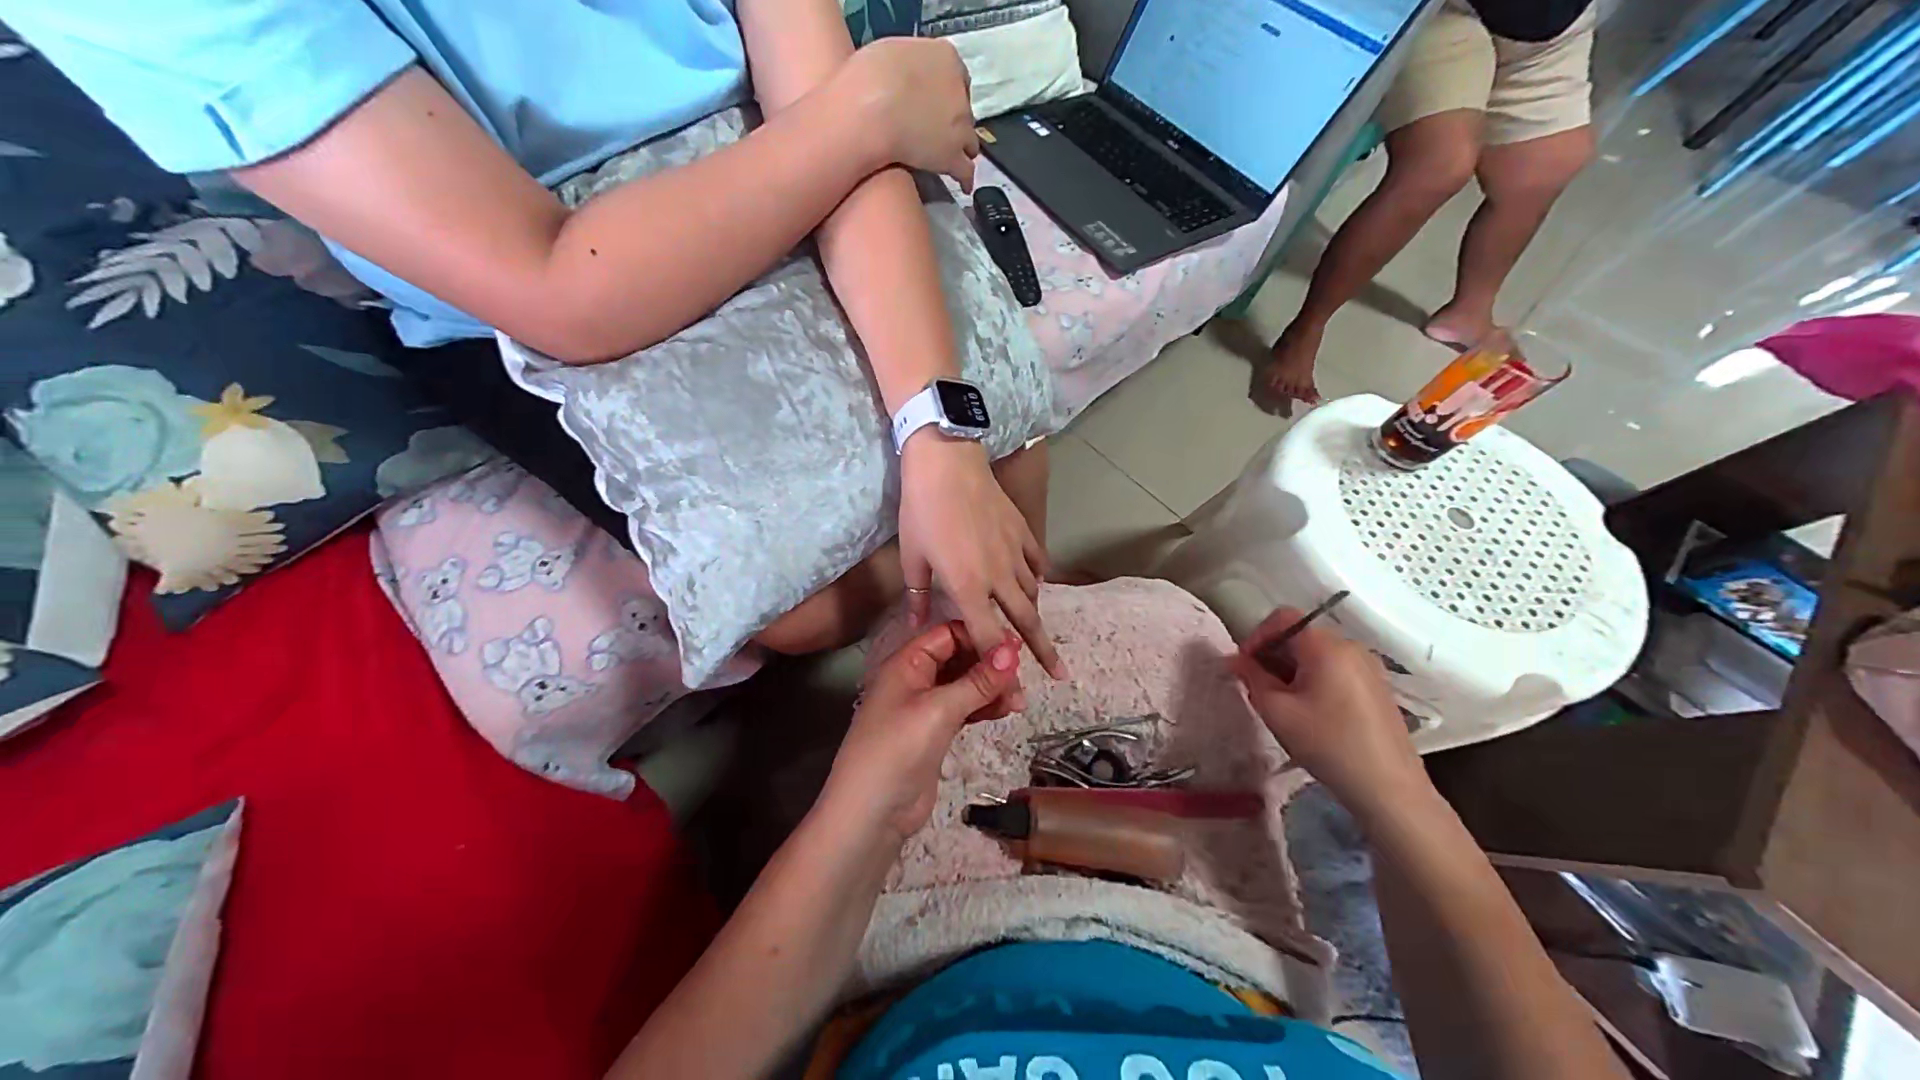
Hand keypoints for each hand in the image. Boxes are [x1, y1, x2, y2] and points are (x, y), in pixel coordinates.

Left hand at [822, 622, 1021, 841]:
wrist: (871, 813)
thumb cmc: (897, 750)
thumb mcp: (939, 710)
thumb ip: (977, 680)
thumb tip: (1012, 650)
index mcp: (907, 662)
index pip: (948, 633)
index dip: (980, 636)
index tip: (1016, 647)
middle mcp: (915, 678)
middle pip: (959, 657)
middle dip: (990, 664)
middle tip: (1022, 678)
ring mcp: (925, 706)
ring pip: (965, 684)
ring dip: (992, 688)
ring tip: (1019, 700)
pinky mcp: (935, 731)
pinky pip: (965, 708)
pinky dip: (985, 707)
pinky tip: (1006, 711)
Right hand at [835, 37, 979, 188]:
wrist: (869, 111)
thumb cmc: (869, 75)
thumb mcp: (891, 52)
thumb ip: (907, 64)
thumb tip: (903, 76)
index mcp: (945, 57)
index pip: (957, 76)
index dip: (948, 91)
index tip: (938, 101)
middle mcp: (959, 91)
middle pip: (964, 109)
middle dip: (954, 120)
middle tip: (940, 130)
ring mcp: (959, 126)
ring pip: (970, 142)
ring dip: (962, 148)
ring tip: (953, 158)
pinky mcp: (952, 157)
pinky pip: (965, 171)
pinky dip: (965, 178)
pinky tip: (964, 186)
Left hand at [898, 434, 1064, 679]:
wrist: (947, 462)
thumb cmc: (922, 510)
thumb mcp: (911, 556)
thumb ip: (916, 595)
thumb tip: (915, 624)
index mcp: (967, 587)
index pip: (988, 636)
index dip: (1001, 665)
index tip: (1015, 687)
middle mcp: (998, 576)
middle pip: (1025, 621)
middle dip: (1042, 651)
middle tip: (1059, 673)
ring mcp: (1015, 553)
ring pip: (1032, 593)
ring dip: (1035, 614)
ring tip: (1037, 630)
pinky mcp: (1023, 532)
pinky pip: (1037, 563)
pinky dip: (1038, 578)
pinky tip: (1036, 583)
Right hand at [1230, 607, 1428, 821]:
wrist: (1388, 787)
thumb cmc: (1327, 743)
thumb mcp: (1277, 711)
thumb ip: (1252, 677)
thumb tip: (1235, 660)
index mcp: (1327, 646)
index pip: (1283, 618)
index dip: (1257, 636)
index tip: (1245, 666)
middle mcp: (1351, 647)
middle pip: (1301, 634)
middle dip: (1273, 654)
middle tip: (1258, 687)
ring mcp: (1369, 667)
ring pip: (1318, 653)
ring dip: (1292, 668)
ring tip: (1282, 702)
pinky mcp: (1377, 686)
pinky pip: (1336, 668)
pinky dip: (1314, 678)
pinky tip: (1310, 711)